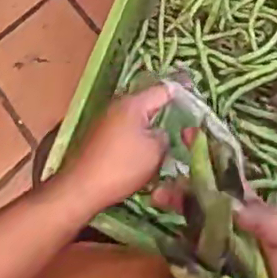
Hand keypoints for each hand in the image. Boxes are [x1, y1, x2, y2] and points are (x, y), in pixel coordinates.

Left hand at [56, 84, 173, 211]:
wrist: (82, 187)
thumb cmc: (122, 166)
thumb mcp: (154, 153)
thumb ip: (165, 136)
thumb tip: (161, 132)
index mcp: (134, 103)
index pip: (162, 90)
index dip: (180, 93)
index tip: (194, 97)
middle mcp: (118, 104)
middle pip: (148, 103)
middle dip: (164, 112)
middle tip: (182, 123)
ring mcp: (107, 118)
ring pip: (136, 118)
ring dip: (149, 127)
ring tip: (165, 140)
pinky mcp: (99, 134)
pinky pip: (125, 129)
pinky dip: (136, 136)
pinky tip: (143, 152)